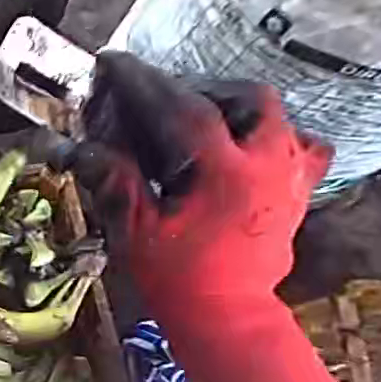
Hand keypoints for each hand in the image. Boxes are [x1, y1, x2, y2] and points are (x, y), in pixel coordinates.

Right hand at [75, 54, 344, 381]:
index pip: (183, 109)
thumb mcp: (136, 231)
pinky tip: (243, 145)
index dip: (145, 82)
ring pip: (275, 114)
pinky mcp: (299, 191)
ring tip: (197, 118)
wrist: (228, 317)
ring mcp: (291, 176)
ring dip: (233, 106)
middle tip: (159, 99)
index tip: (113, 64)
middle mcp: (267, 163)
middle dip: (197, 88)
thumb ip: (116, 182)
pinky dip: (271, 135)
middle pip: (243, 97)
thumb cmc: (178, 278)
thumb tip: (80, 147)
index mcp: (225, 173)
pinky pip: (299, 145)